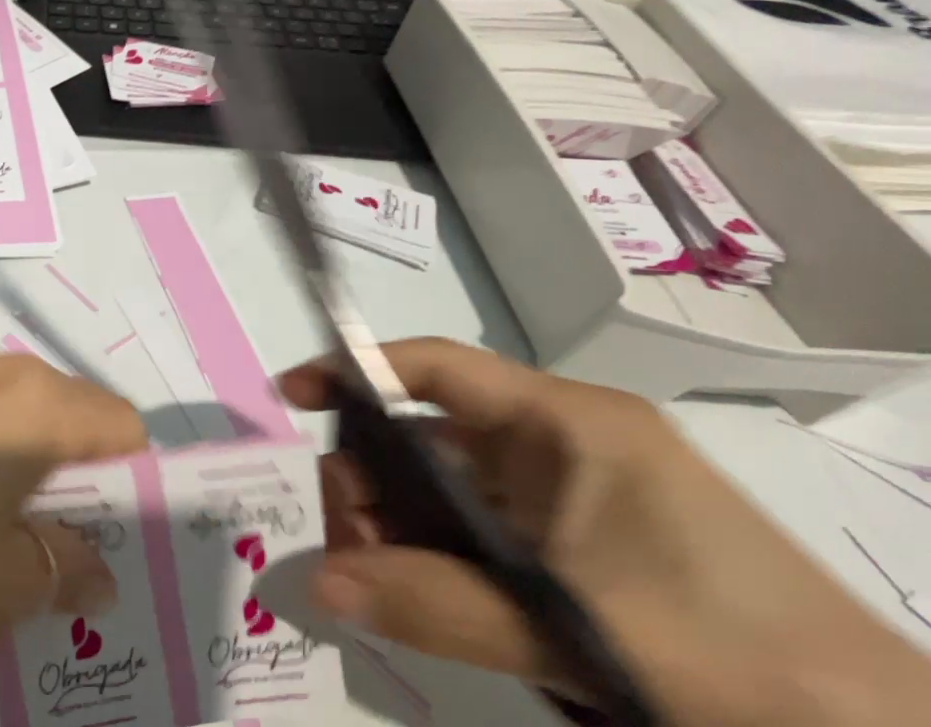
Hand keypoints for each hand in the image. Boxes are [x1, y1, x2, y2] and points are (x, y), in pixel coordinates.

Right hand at [279, 339, 930, 726]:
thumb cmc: (727, 650)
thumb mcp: (566, 624)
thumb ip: (433, 603)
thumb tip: (315, 584)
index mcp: (568, 424)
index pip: (437, 367)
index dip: (355, 370)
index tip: (291, 398)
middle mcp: (566, 445)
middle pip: (431, 434)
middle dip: (370, 480)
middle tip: (341, 546)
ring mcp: (579, 498)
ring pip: (453, 490)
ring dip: (402, 526)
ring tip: (373, 581)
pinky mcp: (588, 548)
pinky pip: (485, 534)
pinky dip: (442, 558)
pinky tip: (422, 598)